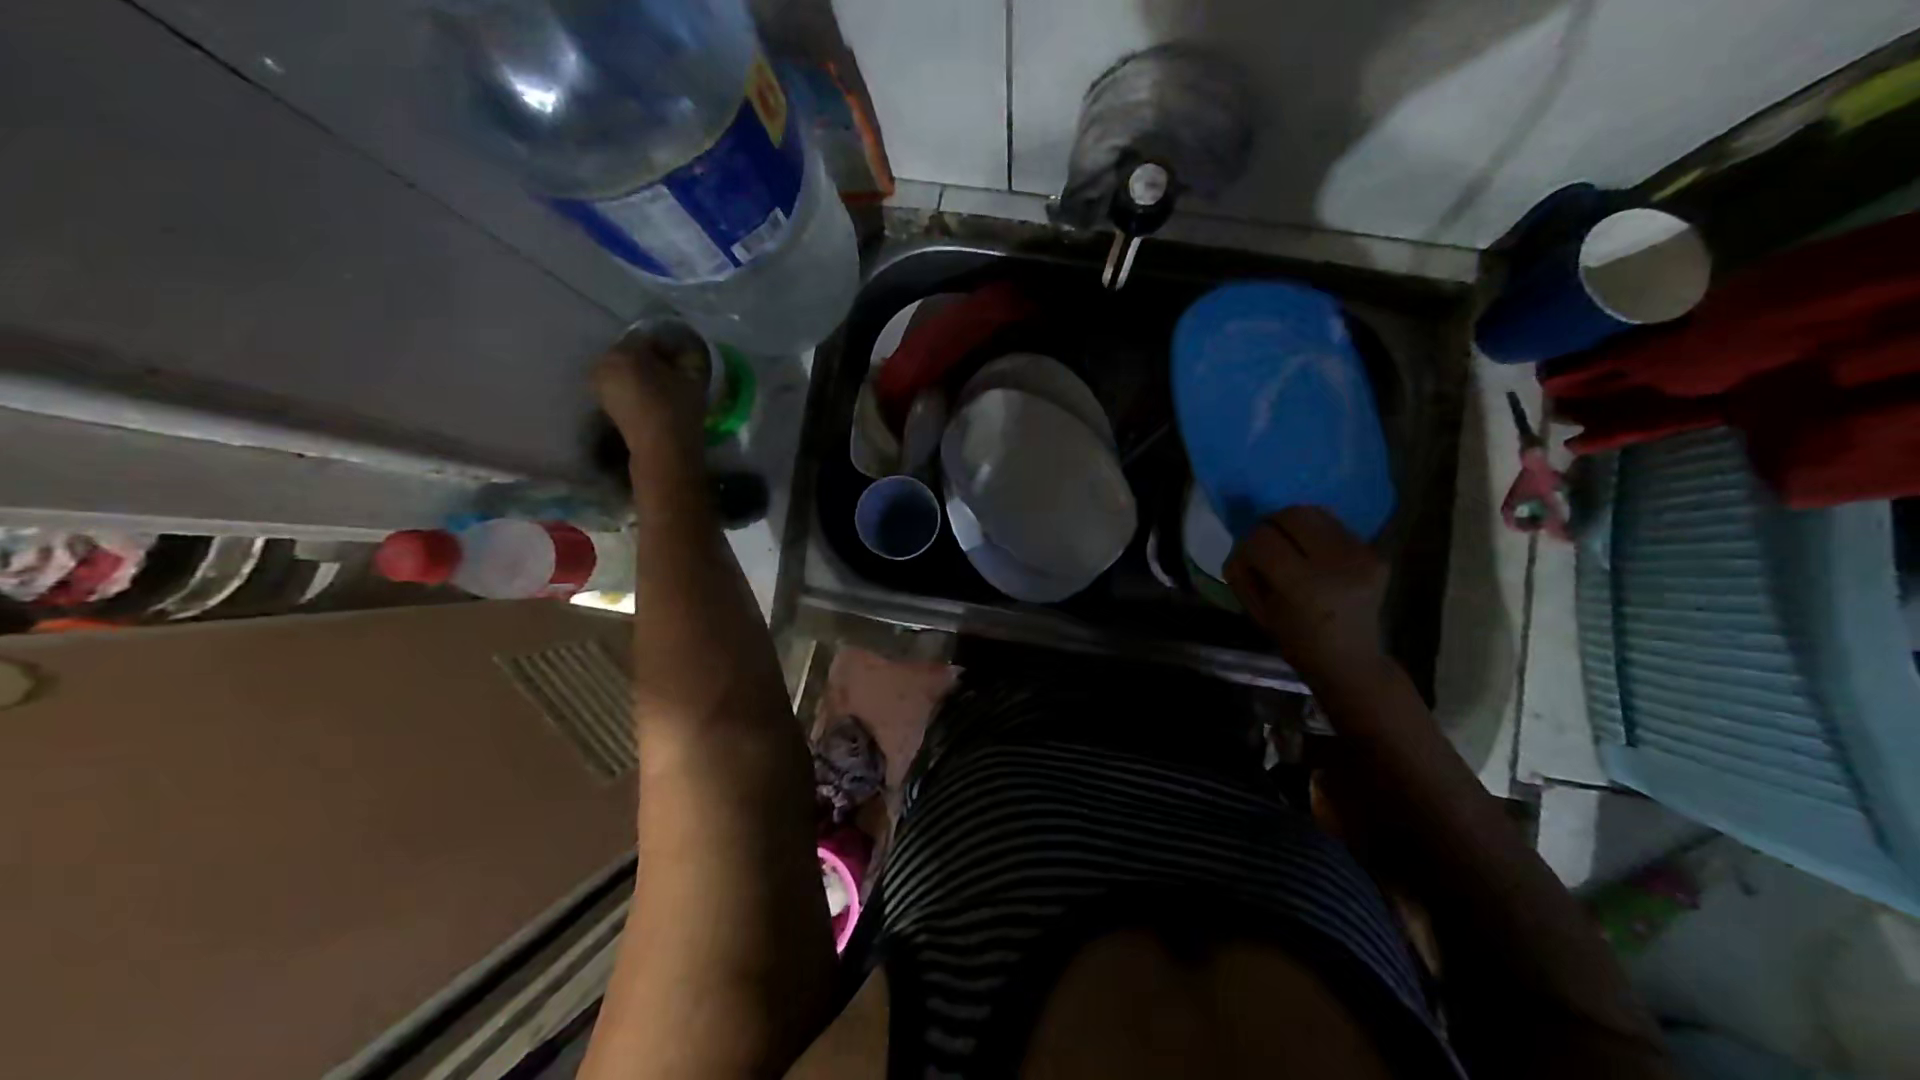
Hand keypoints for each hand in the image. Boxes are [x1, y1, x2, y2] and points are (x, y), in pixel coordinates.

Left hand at [594, 336, 708, 470]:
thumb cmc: (677, 408)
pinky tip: (652, 395)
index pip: (648, 337)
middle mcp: (605, 363)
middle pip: (631, 352)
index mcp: (624, 351)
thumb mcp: (691, 377)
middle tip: (672, 368)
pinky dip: (634, 386)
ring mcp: (599, 384)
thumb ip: (686, 358)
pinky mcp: (604, 403)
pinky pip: (620, 385)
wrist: (662, 449)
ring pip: (625, 369)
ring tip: (663, 383)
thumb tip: (682, 353)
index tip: (682, 356)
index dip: (668, 345)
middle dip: (651, 357)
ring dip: (642, 372)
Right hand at [1223, 506, 1388, 686]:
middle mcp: (1336, 566)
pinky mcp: (1376, 553)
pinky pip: (1335, 526)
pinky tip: (1315, 554)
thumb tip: (1242, 545)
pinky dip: (1317, 533)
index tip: (1248, 559)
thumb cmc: (1296, 642)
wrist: (1351, 660)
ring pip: (1316, 512)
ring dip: (1295, 525)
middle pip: (1293, 514)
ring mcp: (1361, 557)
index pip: (1262, 540)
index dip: (1247, 545)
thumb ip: (1243, 574)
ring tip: (1291, 545)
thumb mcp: (1257, 612)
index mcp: (1303, 588)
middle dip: (1271, 524)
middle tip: (1267, 542)